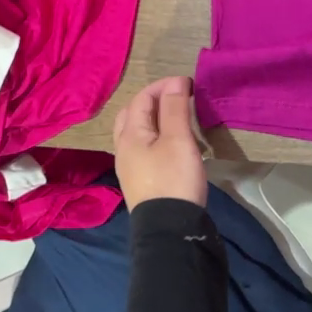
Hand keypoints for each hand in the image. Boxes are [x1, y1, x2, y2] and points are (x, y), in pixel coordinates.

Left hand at [114, 76, 206, 209]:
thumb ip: (175, 108)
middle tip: (176, 100)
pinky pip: (143, 153)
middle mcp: (123, 150)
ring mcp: (129, 169)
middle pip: (132, 116)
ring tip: (176, 123)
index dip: (163, 86)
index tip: (188, 84)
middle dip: (152, 102)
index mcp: (129, 135)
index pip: (142, 98)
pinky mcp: (140, 184)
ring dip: (154, 123)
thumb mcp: (178, 140)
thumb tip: (175, 82)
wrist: (169, 230)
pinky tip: (171, 148)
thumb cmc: (174, 180)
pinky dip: (156, 141)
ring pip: (137, 136)